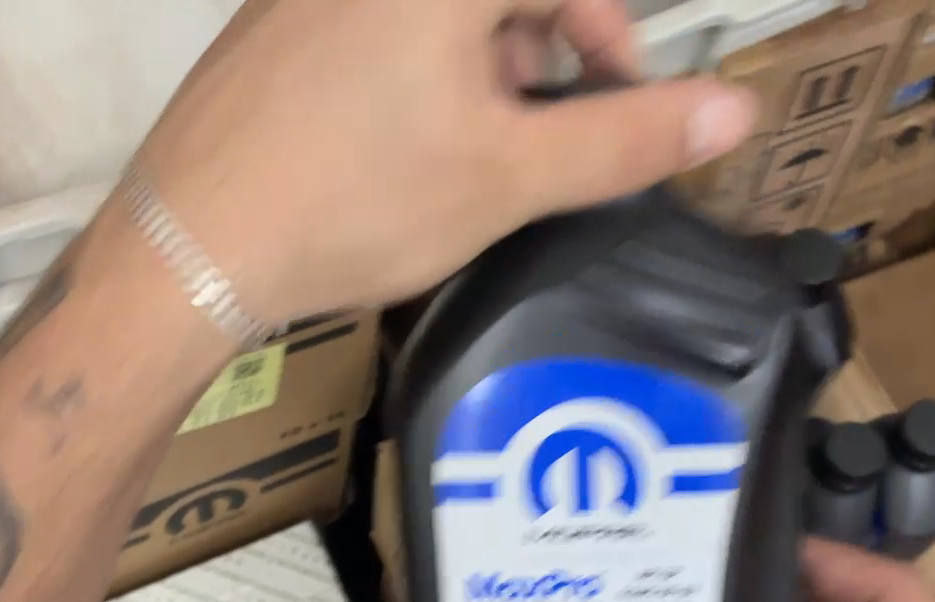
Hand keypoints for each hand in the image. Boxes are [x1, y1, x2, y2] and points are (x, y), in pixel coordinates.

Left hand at [132, 0, 755, 320]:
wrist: (199, 246)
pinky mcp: (284, 28)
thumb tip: (734, 111)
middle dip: (547, 63)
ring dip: (487, 81)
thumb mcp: (507, 177)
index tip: (619, 107)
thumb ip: (622, 141)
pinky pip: (385, 37)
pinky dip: (426, 84)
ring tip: (478, 164)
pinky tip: (414, 154)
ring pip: (444, 21)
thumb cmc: (356, 202)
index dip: (612, 37)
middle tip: (544, 150)